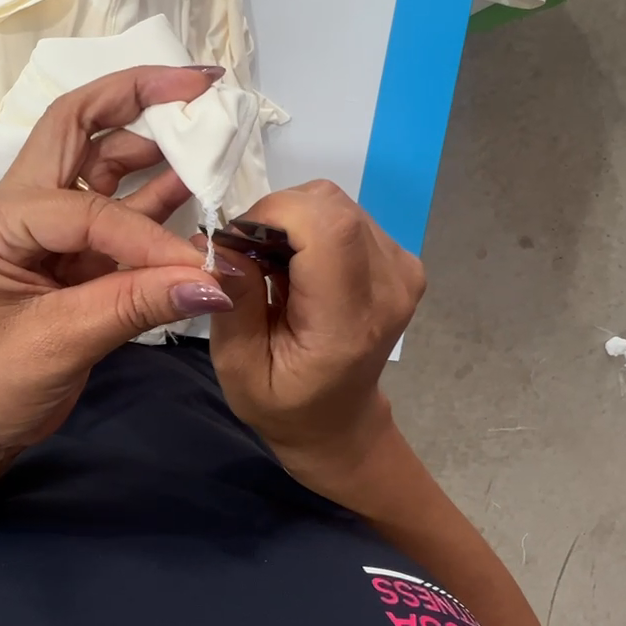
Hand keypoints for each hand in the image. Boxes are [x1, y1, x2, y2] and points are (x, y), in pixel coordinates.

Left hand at [0, 66, 237, 457]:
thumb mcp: (59, 345)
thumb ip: (137, 304)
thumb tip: (220, 279)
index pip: (85, 206)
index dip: (146, 236)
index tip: (198, 271)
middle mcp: (12, 205)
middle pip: (77, 126)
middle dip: (137, 97)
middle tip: (202, 82)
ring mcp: (39, 225)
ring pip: (98, 162)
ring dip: (151, 148)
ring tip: (209, 136)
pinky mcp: (64, 251)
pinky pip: (113, 210)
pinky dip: (153, 201)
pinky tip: (195, 194)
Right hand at [209, 180, 424, 484]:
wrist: (337, 422)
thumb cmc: (282, 403)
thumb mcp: (238, 367)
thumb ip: (234, 304)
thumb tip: (224, 245)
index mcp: (349, 320)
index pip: (327, 226)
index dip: (272, 214)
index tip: (236, 245)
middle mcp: (389, 285)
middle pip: (329, 204)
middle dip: (274, 216)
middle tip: (245, 257)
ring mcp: (401, 268)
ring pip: (333, 202)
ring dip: (289, 222)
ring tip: (269, 266)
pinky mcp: (398, 259)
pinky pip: (342, 215)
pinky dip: (306, 229)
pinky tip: (293, 266)